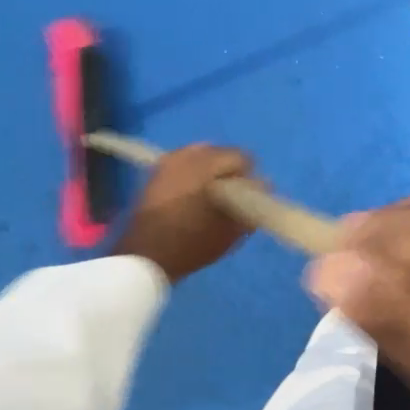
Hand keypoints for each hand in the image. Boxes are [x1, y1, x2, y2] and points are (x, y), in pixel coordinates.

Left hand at [111, 144, 253, 282]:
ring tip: (211, 195)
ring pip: (201, 155)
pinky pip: (183, 162)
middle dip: (230, 170)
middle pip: (220, 152)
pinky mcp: (155, 172)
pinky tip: (194, 195)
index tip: (249, 196)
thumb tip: (263, 187)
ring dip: (211, 171)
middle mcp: (186, 157)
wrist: (145, 256)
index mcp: (206, 167)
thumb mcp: (231, 231)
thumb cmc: (192, 244)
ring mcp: (167, 162)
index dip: (250, 176)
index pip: (241, 157)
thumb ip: (252, 206)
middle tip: (232, 196)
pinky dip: (194, 173)